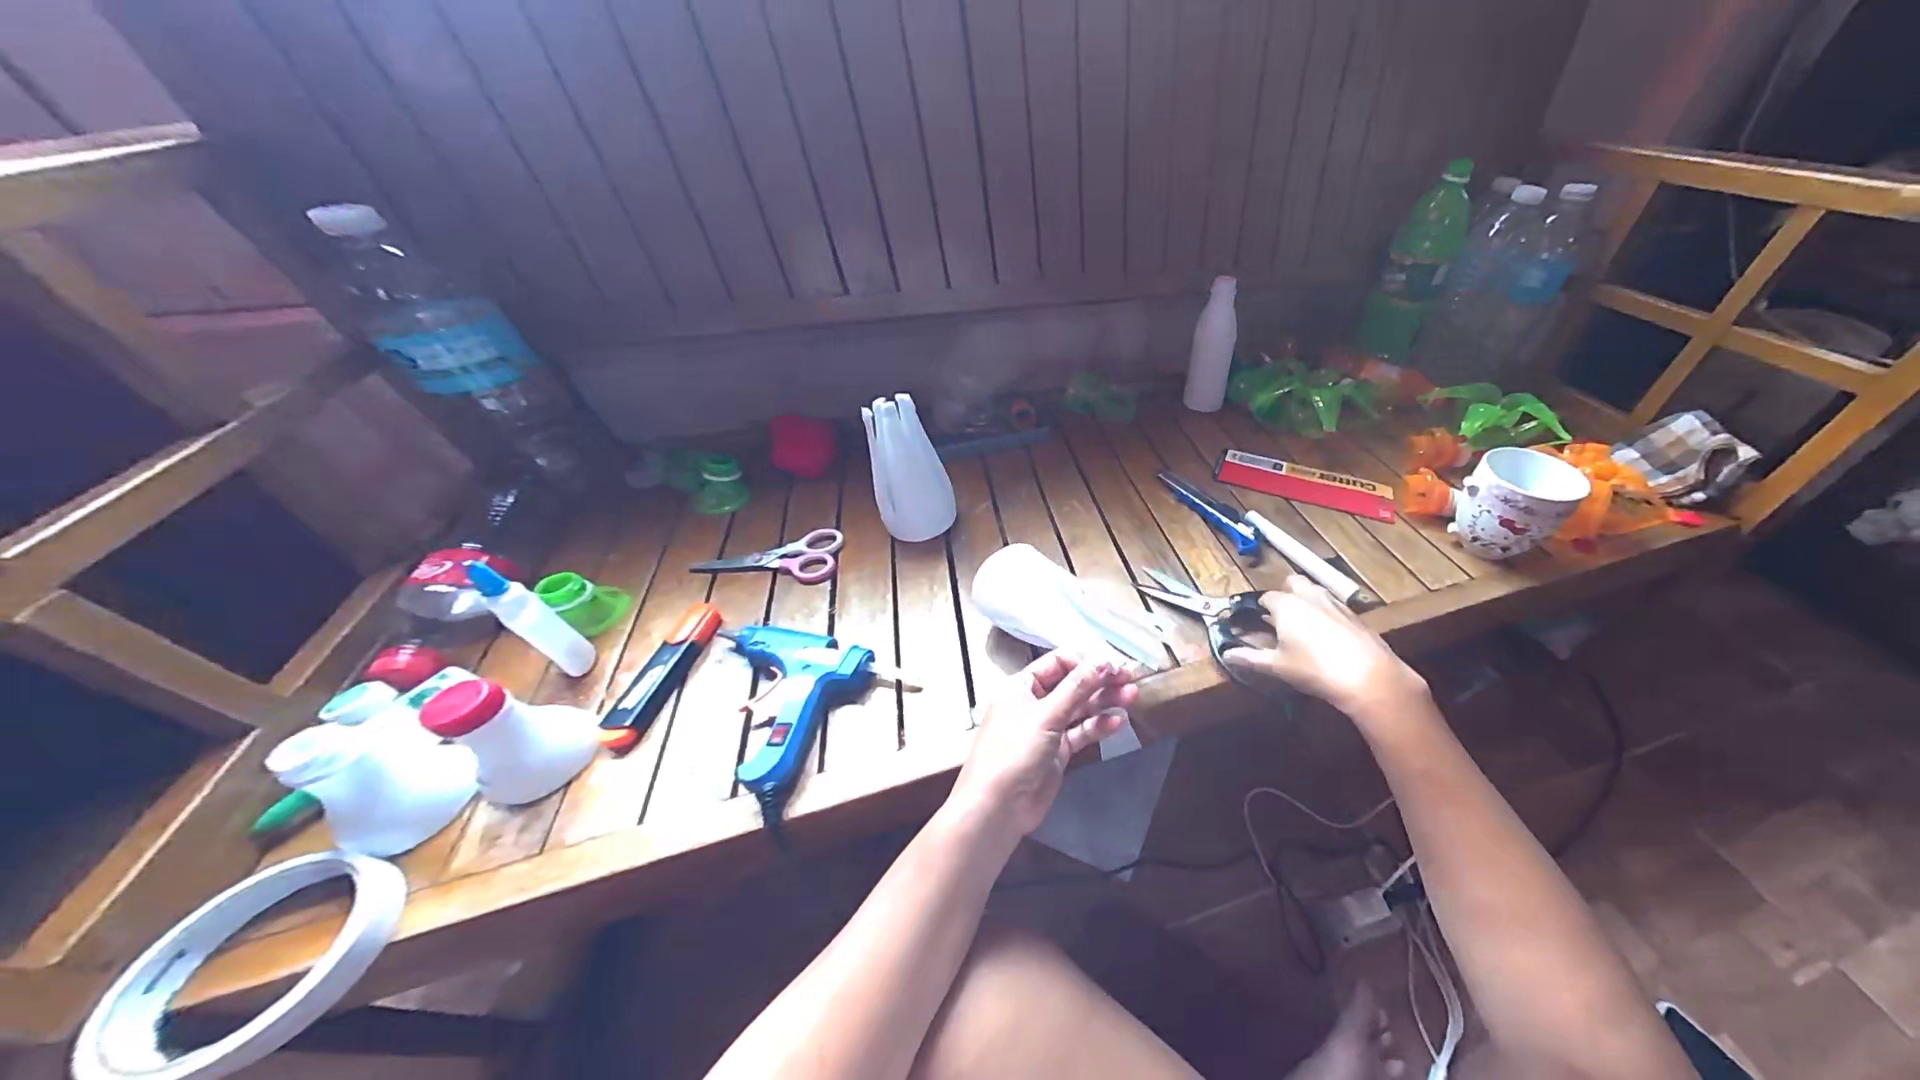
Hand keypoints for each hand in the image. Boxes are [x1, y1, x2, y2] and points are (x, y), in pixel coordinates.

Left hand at [946, 651, 1138, 835]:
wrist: (998, 807)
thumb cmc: (1014, 753)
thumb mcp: (1046, 715)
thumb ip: (1077, 688)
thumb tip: (1103, 661)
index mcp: (1021, 686)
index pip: (1057, 663)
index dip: (1084, 663)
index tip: (1111, 666)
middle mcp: (1033, 704)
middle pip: (1071, 685)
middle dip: (1099, 682)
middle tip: (1130, 680)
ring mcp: (1046, 729)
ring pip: (1079, 709)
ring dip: (1104, 702)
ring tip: (1132, 697)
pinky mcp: (1057, 752)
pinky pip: (1081, 733)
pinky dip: (1098, 727)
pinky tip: (1117, 723)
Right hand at [1223, 575, 1426, 720]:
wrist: (1369, 677)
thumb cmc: (1314, 669)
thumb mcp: (1277, 666)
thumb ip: (1250, 657)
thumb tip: (1227, 654)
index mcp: (1286, 605)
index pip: (1266, 598)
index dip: (1258, 609)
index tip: (1255, 621)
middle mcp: (1309, 596)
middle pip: (1293, 583)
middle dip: (1284, 593)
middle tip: (1279, 616)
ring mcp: (1334, 603)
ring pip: (1315, 590)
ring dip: (1305, 599)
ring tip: (1302, 623)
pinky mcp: (1354, 615)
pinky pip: (1333, 604)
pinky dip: (1325, 612)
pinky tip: (1327, 635)